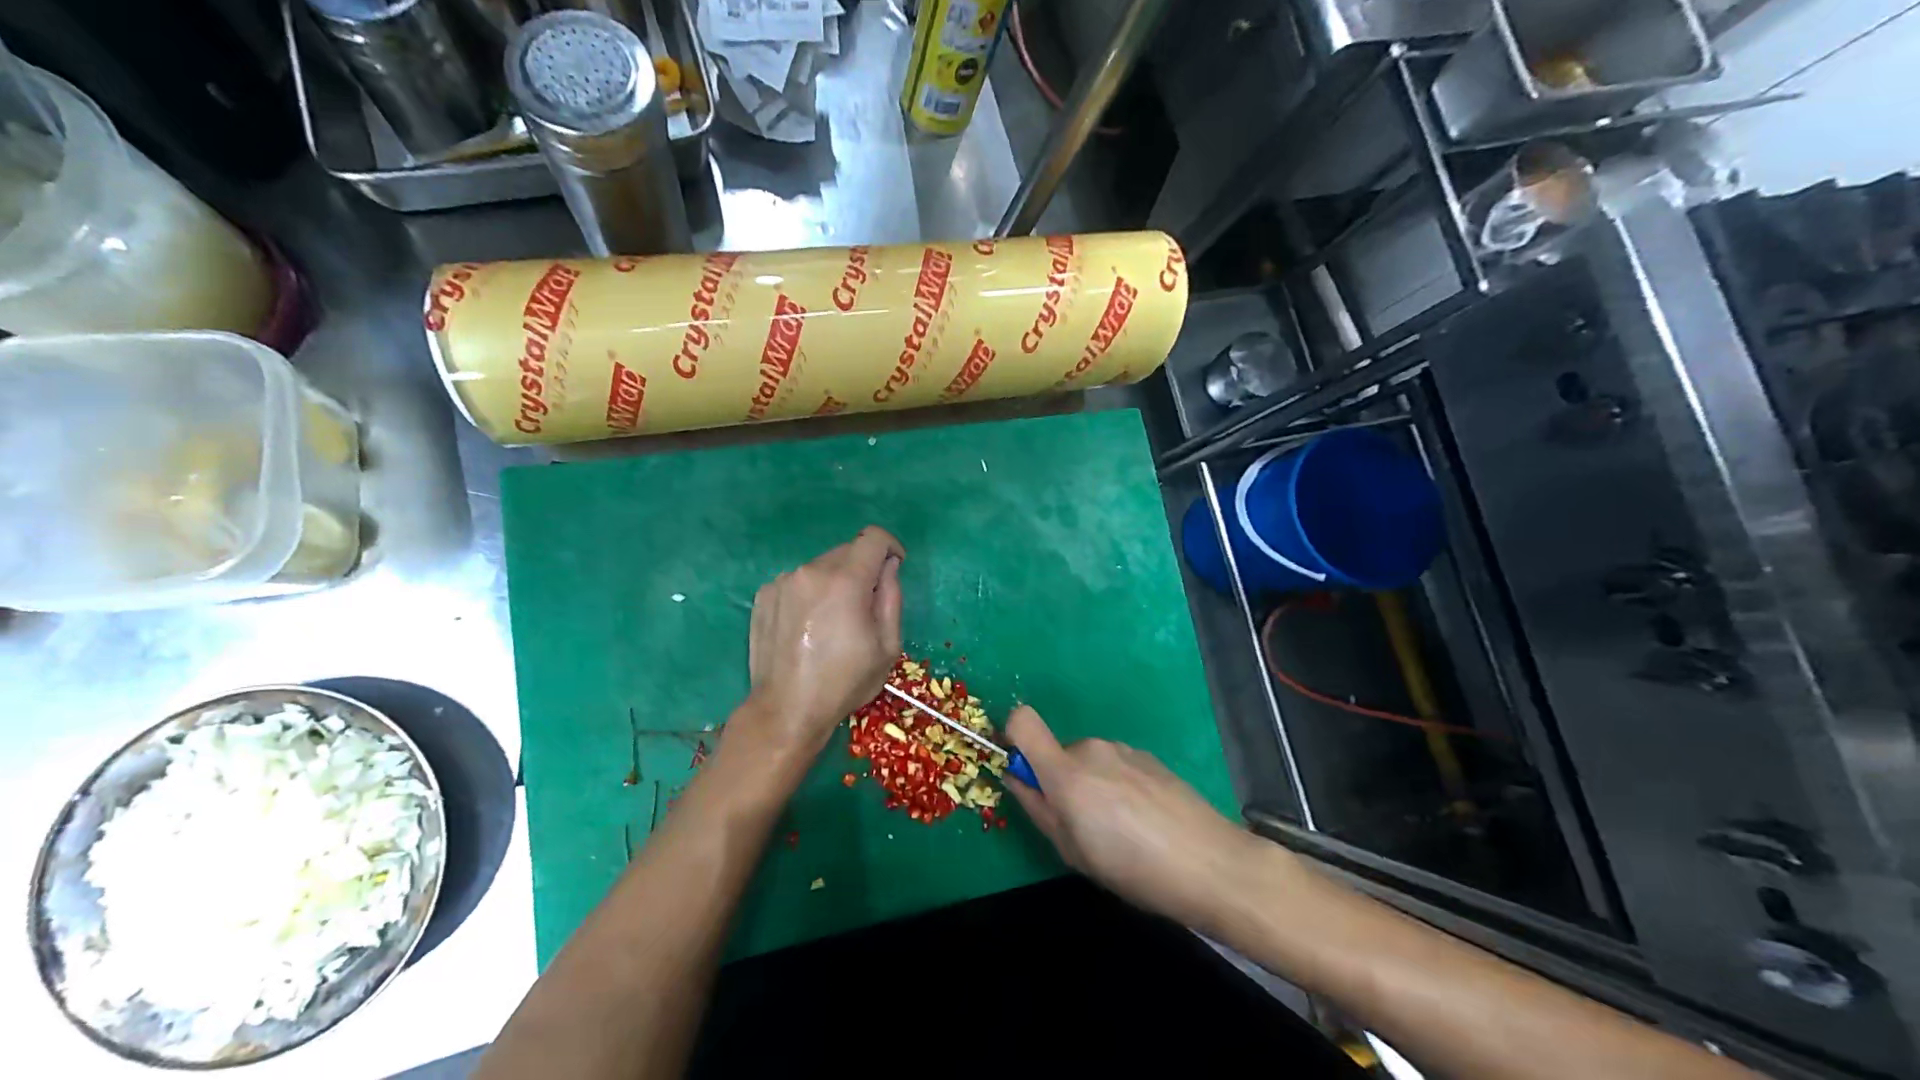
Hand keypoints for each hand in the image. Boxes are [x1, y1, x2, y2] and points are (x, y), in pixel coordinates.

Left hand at [737, 526, 904, 766]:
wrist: (786, 710)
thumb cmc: (844, 682)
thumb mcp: (887, 646)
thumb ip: (892, 598)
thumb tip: (888, 567)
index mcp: (846, 581)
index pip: (872, 537)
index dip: (890, 546)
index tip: (894, 568)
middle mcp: (811, 571)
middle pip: (847, 551)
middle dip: (862, 569)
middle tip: (864, 608)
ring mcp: (783, 582)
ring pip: (821, 567)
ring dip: (834, 582)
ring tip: (831, 621)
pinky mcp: (764, 595)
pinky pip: (797, 582)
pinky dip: (809, 593)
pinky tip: (807, 627)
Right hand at [1003, 706, 1258, 931]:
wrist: (1211, 864)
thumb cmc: (1132, 867)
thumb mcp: (1072, 851)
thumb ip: (1037, 808)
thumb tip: (1016, 778)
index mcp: (1065, 772)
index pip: (1022, 721)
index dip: (1011, 736)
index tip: (1022, 770)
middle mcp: (1092, 749)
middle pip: (1058, 752)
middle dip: (1061, 780)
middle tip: (1083, 825)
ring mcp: (1124, 749)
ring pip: (1089, 761)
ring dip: (1091, 784)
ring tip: (1121, 828)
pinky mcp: (1149, 757)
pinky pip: (1116, 764)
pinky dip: (1117, 785)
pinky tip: (1144, 820)